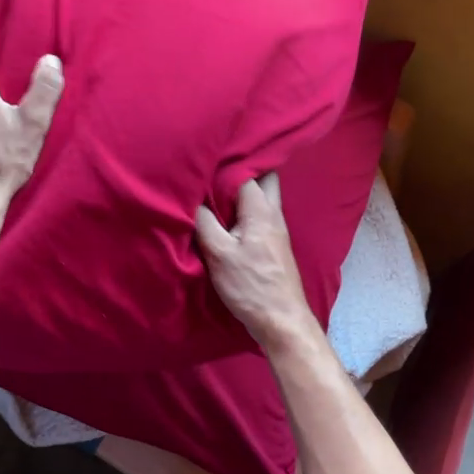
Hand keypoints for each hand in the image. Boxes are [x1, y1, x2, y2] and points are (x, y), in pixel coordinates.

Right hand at [196, 174, 315, 349]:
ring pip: (262, 196)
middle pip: (265, 178)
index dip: (228, 161)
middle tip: (218, 165)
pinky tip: (226, 214)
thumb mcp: (218, 253)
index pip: (248, 170)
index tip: (209, 154)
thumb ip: (204, 222)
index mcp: (261, 209)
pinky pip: (258, 214)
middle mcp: (273, 213)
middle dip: (244, 168)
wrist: (281, 320)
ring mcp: (276, 230)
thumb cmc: (250, 286)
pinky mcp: (272, 245)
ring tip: (216, 185)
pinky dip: (243, 208)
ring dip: (243, 189)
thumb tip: (192, 198)